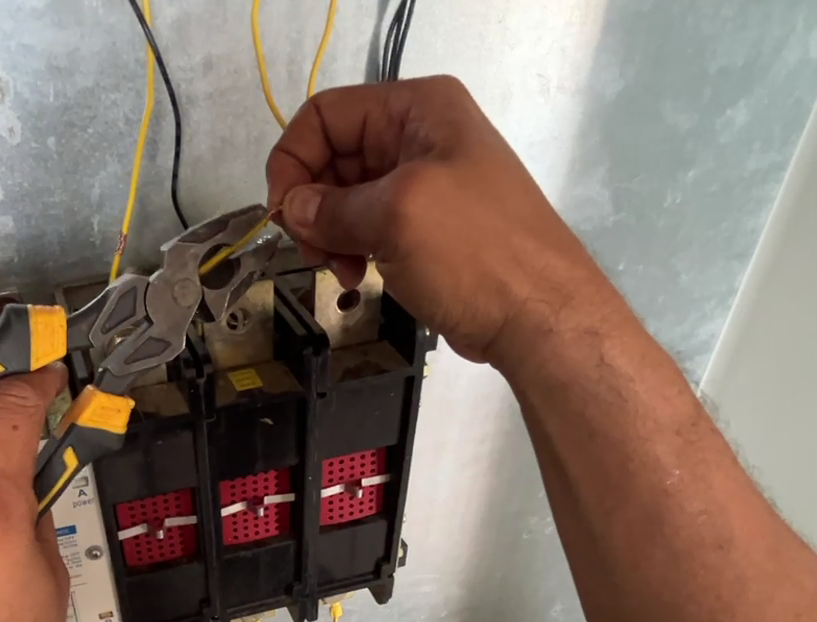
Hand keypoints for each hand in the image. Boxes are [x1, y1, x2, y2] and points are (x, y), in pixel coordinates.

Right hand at [266, 76, 630, 371]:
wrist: (535, 316)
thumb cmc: (474, 254)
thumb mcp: (395, 217)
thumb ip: (331, 208)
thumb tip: (290, 208)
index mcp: (416, 110)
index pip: (325, 116)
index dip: (293, 160)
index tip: (280, 215)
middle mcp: (416, 137)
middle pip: (331, 158)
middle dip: (312, 206)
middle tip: (312, 253)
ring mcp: (420, 184)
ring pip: (343, 198)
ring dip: (328, 235)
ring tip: (341, 271)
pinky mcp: (420, 228)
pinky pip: (365, 228)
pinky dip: (349, 251)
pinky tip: (357, 278)